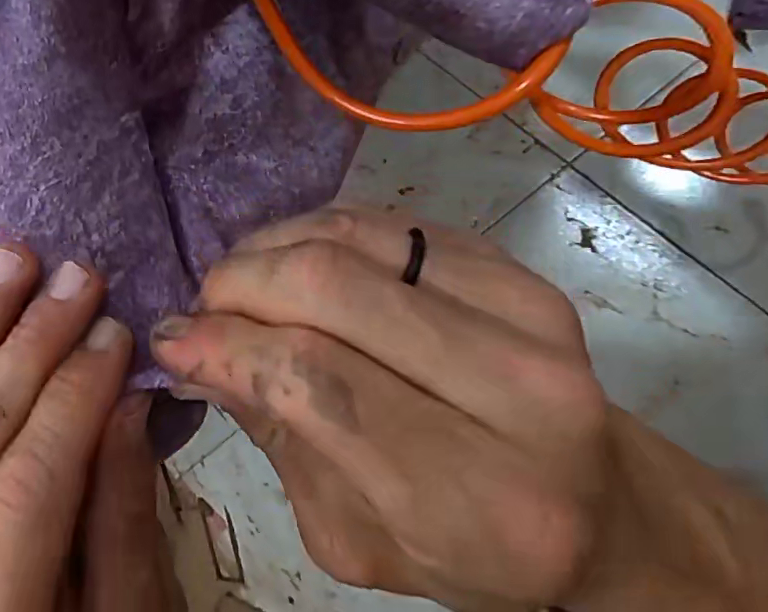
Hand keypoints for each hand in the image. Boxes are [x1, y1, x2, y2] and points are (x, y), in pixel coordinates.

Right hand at [147, 206, 637, 610]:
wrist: (594, 496)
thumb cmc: (473, 546)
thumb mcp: (362, 539)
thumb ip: (282, 437)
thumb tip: (197, 346)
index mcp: (479, 495)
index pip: (321, 386)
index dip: (232, 348)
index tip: (174, 337)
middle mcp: (515, 385)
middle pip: (337, 290)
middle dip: (245, 284)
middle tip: (205, 302)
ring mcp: (524, 304)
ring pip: (358, 237)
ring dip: (276, 245)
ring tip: (241, 275)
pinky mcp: (513, 262)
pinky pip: (389, 220)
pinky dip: (322, 229)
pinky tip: (294, 254)